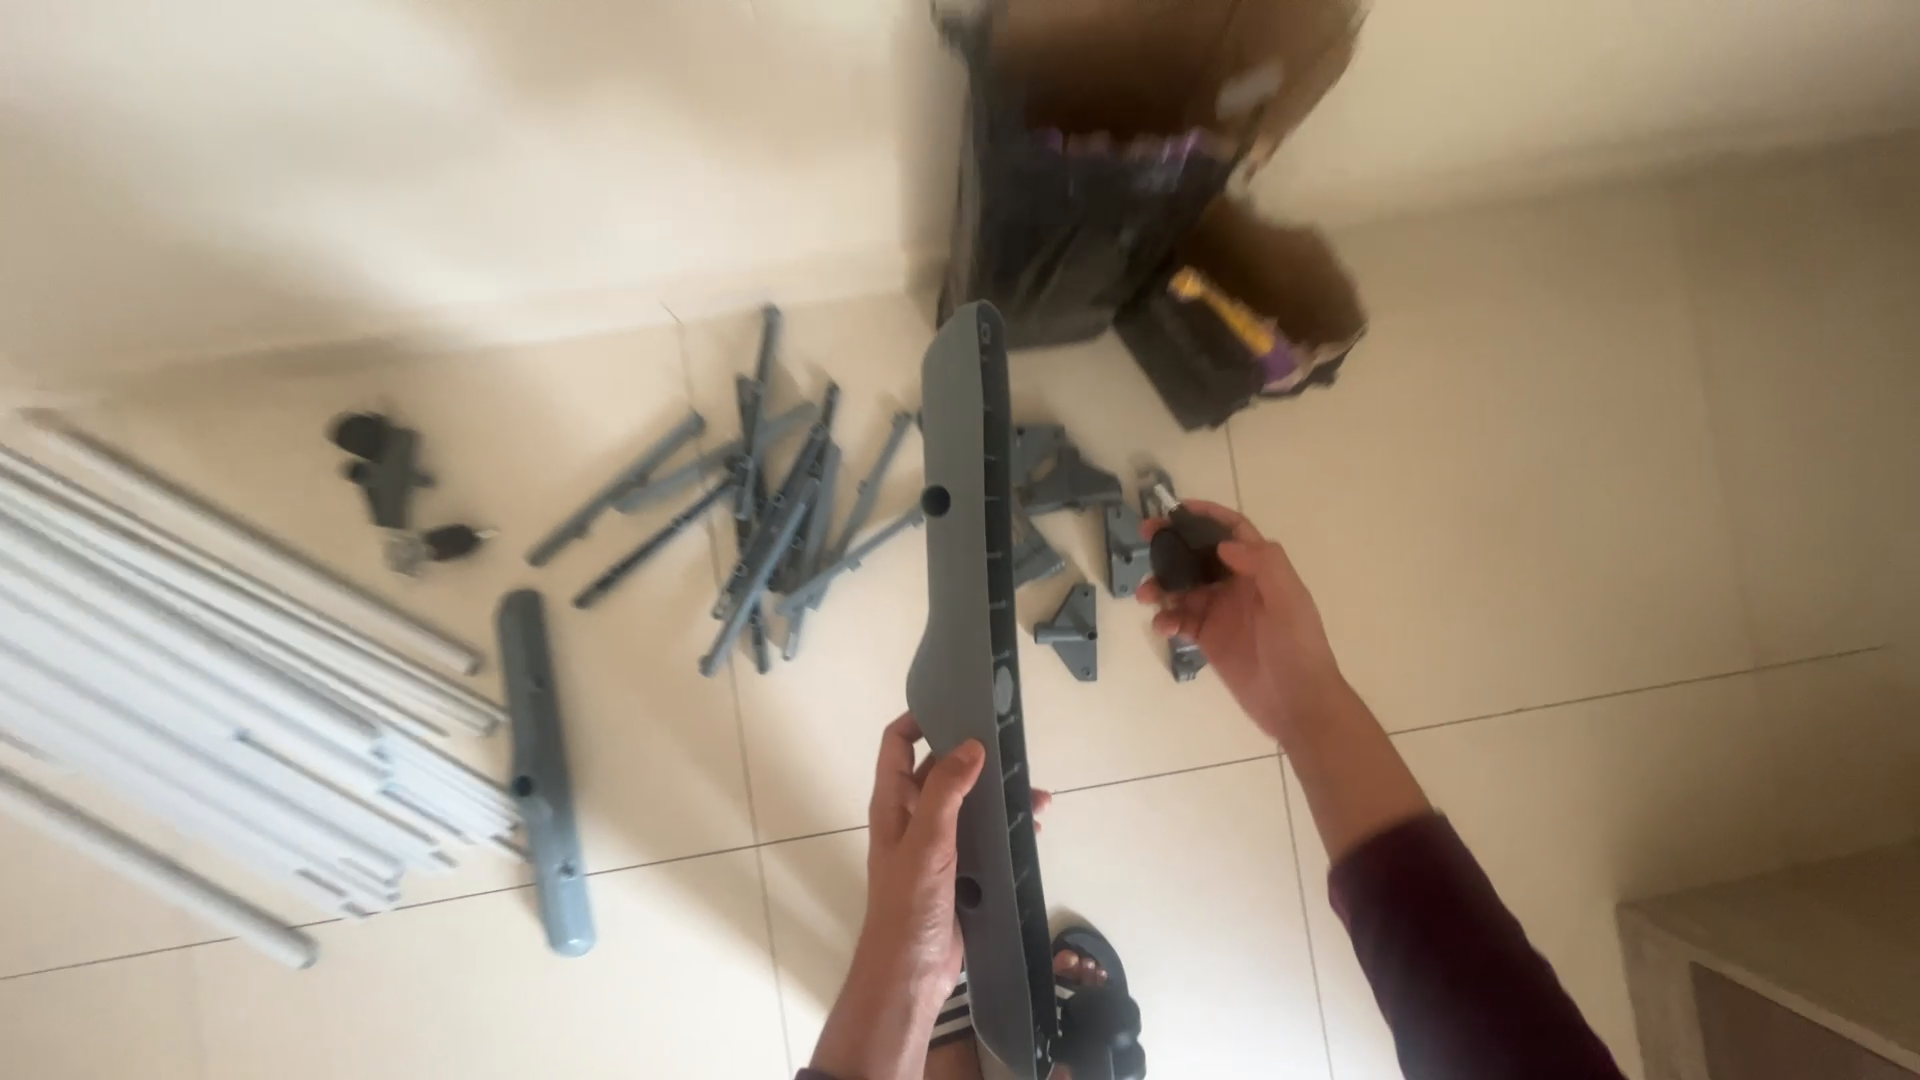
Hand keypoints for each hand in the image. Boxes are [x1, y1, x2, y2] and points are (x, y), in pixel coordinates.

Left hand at [813, 716, 1052, 1079]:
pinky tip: (1031, 826)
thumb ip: (946, 792)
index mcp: (894, 803)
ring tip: (1033, 793)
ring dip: (995, 793)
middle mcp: (912, 816)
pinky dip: (1004, 825)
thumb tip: (971, 746)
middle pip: (938, 769)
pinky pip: (981, 834)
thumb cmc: (909, 906)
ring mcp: (935, 843)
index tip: (953, 705)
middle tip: (1008, 749)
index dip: (918, 719)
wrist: (912, 975)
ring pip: (966, 802)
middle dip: (972, 757)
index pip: (897, 743)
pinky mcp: (957, 868)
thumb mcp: (928, 842)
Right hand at [1137, 500, 1343, 740]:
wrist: (1298, 705)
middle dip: (1171, 544)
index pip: (1233, 531)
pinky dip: (1165, 619)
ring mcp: (1219, 612)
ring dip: (1160, 585)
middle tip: (1145, 538)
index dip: (1207, 515)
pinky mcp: (1206, 638)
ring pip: (1181, 586)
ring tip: (1145, 595)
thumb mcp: (1290, 601)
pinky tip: (1164, 627)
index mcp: (1260, 570)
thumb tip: (1223, 545)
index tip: (1176, 508)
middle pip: (1198, 554)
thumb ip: (1264, 565)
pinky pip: (1178, 619)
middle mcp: (1237, 585)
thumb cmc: (1299, 649)